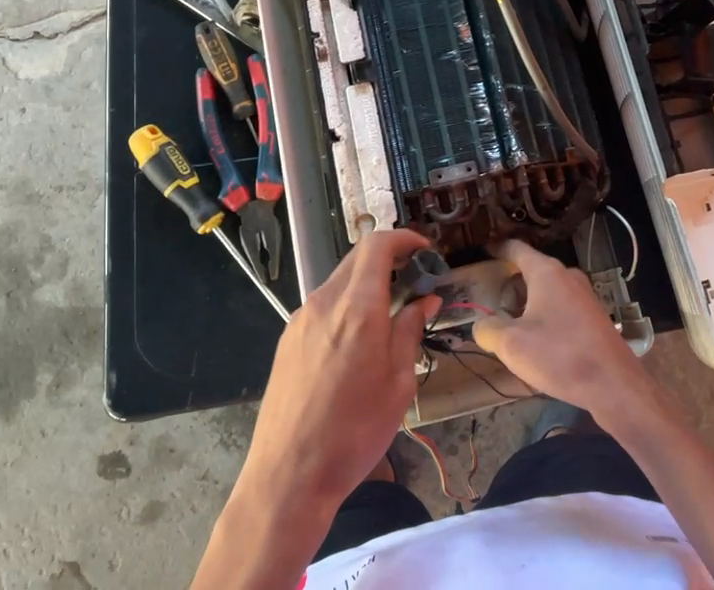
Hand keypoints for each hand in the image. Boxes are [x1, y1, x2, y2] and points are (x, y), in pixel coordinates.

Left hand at [241, 228, 439, 508]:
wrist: (289, 474)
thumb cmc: (354, 431)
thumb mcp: (399, 384)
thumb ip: (410, 331)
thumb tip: (424, 299)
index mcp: (357, 309)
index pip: (378, 246)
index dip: (404, 239)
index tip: (425, 251)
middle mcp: (325, 303)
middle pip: (357, 258)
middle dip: (388, 258)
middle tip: (414, 280)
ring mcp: (301, 320)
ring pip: (339, 281)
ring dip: (367, 283)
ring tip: (391, 312)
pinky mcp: (288, 339)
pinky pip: (323, 305)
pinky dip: (347, 303)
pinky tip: (359, 337)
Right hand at [472, 239, 649, 417]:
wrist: (614, 384)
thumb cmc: (559, 356)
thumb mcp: (512, 344)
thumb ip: (488, 329)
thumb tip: (482, 324)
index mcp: (547, 272)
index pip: (516, 249)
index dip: (497, 250)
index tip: (482, 254)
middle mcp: (568, 276)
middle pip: (531, 271)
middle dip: (510, 285)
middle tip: (490, 304)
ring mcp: (584, 296)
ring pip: (547, 291)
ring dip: (527, 304)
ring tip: (510, 328)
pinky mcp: (594, 317)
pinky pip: (561, 307)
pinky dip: (544, 316)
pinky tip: (538, 343)